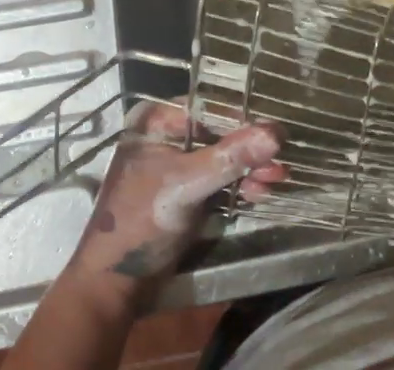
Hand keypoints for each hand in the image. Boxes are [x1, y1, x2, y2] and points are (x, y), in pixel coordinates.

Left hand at [67, 103, 283, 304]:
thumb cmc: (141, 224)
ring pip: (224, 156)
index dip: (245, 119)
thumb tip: (277, 133)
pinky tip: (259, 193)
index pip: (210, 108)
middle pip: (221, 132)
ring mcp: (177, 164)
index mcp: (156, 122)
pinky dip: (240, 184)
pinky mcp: (186, 191)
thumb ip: (231, 157)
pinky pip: (220, 178)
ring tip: (276, 180)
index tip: (277, 133)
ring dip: (250, 168)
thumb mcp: (187, 185)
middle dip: (251, 149)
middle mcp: (167, 135)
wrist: (114, 285)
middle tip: (279, 163)